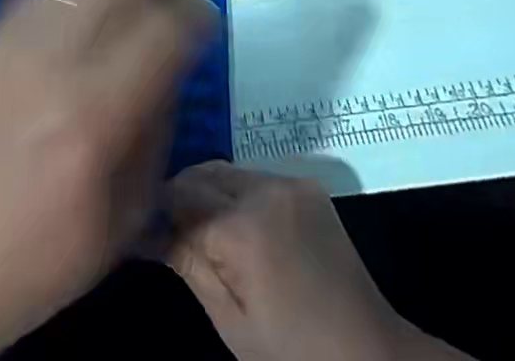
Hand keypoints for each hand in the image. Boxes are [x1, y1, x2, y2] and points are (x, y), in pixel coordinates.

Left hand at [0, 0, 215, 360]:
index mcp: (93, 115)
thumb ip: (157, 125)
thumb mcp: (126, 214)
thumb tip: (171, 63)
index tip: (206, 21)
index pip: (164, 27)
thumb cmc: (38, 258)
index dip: (196, 14)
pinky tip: (91, 3)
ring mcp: (9, 43)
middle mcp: (49, 61)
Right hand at [166, 162, 473, 360]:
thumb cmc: (293, 349)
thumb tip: (142, 230)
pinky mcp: (308, 184)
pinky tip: (244, 227)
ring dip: (210, 192)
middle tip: (174, 231)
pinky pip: (256, 176)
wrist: (372, 352)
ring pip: (227, 170)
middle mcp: (264, 190)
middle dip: (182, 196)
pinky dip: (239, 193)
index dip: (157, 209)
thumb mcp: (229, 320)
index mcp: (240, 227)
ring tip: (209, 231)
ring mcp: (290, 182)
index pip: (177, 194)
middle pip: (201, 173)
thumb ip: (186, 263)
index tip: (146, 228)